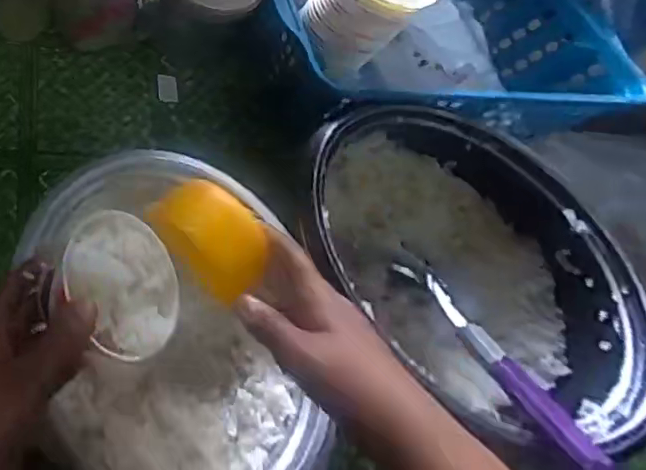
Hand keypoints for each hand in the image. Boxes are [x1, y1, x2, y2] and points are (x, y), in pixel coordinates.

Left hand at [0, 258, 95, 469]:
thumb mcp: (28, 378)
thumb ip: (57, 342)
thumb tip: (89, 299)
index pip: (15, 282)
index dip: (38, 265)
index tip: (72, 250)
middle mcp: (0, 341)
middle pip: (29, 307)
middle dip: (57, 295)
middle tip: (97, 281)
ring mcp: (9, 369)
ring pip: (39, 336)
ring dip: (64, 327)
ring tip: (100, 314)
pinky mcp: (19, 396)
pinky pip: (45, 366)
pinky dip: (64, 357)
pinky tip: (88, 357)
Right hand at [234, 227, 411, 424]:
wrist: (404, 423)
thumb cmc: (351, 381)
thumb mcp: (303, 356)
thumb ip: (271, 328)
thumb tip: (241, 299)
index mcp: (321, 297)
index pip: (294, 256)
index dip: (274, 237)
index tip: (252, 222)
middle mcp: (332, 304)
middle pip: (298, 275)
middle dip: (272, 263)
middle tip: (241, 257)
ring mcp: (343, 326)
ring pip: (305, 299)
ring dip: (281, 291)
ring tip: (253, 290)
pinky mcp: (348, 349)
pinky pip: (311, 320)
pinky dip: (291, 315)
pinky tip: (282, 330)